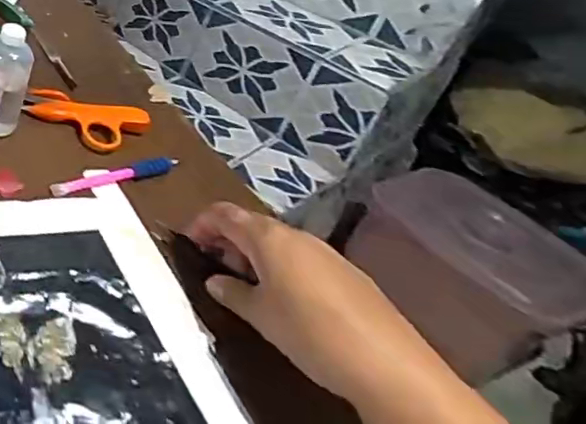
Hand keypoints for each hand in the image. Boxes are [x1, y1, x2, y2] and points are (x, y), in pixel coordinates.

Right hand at [184, 202, 500, 423]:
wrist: (395, 371)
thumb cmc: (311, 333)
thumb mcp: (260, 317)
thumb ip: (232, 293)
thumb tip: (216, 281)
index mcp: (267, 236)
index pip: (222, 213)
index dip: (200, 224)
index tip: (189, 244)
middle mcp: (297, 235)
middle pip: (251, 225)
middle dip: (229, 242)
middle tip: (217, 269)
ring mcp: (329, 255)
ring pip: (280, 244)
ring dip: (257, 257)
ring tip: (251, 289)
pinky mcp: (353, 277)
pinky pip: (306, 261)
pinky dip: (287, 271)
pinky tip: (292, 304)